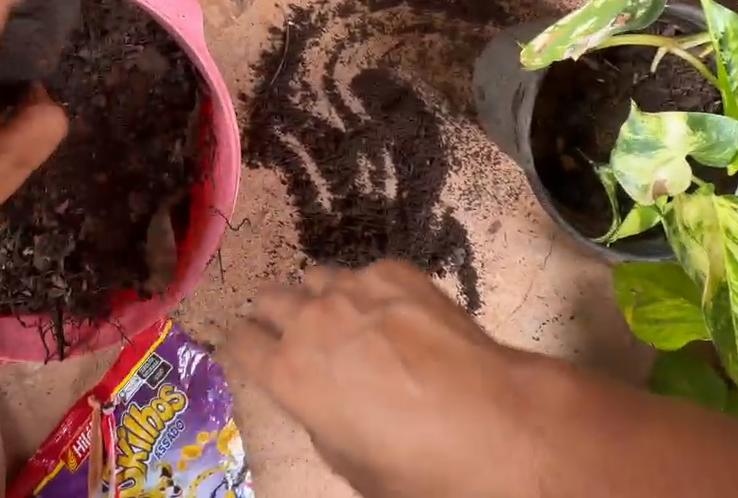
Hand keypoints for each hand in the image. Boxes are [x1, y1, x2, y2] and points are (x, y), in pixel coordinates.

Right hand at [221, 262, 514, 497]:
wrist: (497, 424)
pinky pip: (364, 274)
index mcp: (289, 373)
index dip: (243, 346)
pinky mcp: (391, 270)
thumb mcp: (351, 465)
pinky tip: (398, 318)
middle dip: (273, 315)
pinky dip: (369, 293)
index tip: (251, 348)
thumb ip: (318, 418)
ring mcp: (351, 288)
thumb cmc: (421, 467)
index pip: (240, 341)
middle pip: (268, 298)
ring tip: (349, 322)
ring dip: (321, 299)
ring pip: (315, 279)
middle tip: (294, 334)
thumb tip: (318, 394)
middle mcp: (310, 320)